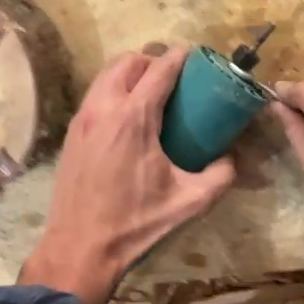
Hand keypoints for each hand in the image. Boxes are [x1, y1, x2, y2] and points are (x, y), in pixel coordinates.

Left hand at [21, 47, 234, 303]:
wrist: (80, 248)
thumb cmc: (136, 224)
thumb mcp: (190, 201)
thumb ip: (221, 175)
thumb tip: (232, 157)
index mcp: (133, 118)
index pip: (159, 70)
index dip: (180, 57)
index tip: (197, 55)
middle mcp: (103, 109)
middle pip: (127, 62)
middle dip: (152, 60)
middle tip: (176, 75)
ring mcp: (82, 120)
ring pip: (106, 76)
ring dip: (130, 74)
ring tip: (153, 91)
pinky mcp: (71, 135)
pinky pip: (95, 96)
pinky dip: (114, 92)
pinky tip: (130, 116)